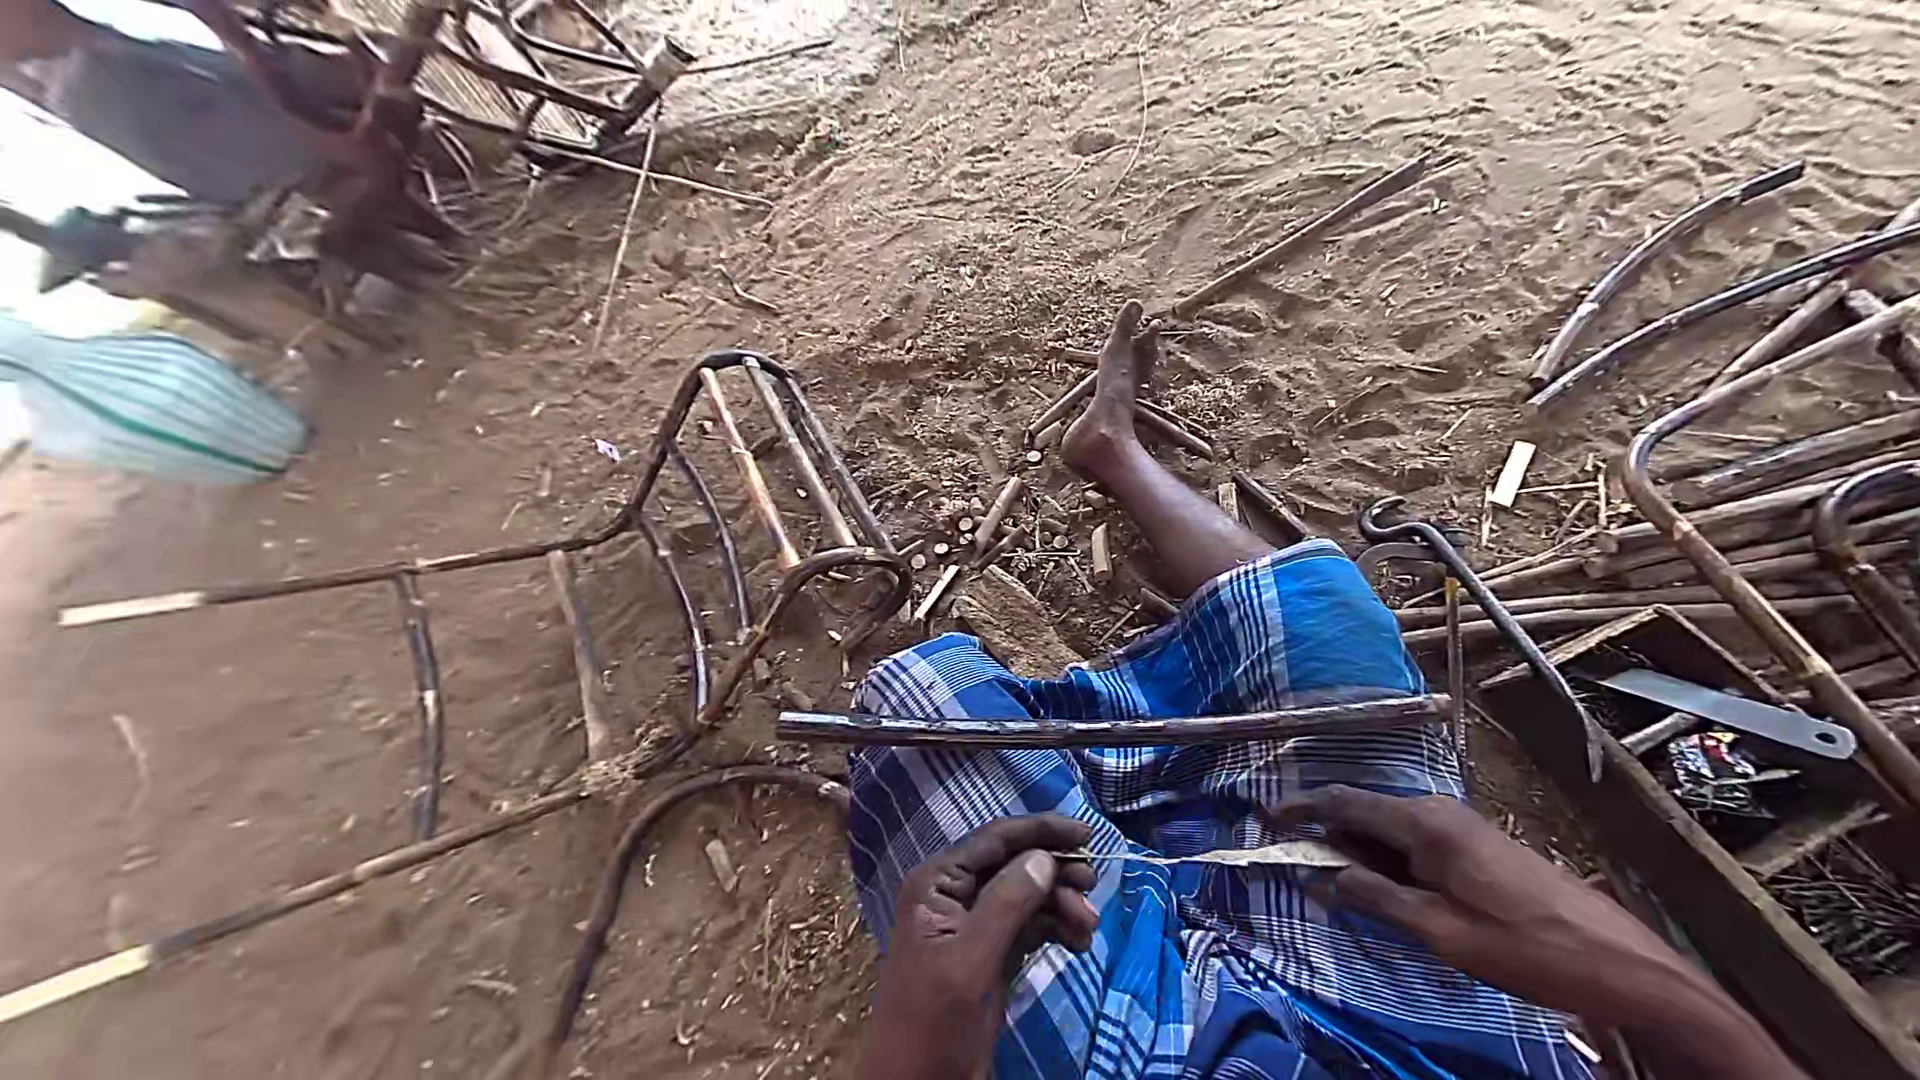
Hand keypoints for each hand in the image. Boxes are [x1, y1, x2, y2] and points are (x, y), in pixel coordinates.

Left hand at [860, 814, 1099, 1079]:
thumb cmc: (933, 1023)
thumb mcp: (971, 961)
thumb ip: (1007, 903)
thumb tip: (1043, 857)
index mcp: (937, 881)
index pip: (994, 839)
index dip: (1040, 830)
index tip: (1086, 832)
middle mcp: (954, 893)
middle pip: (1014, 865)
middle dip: (1055, 872)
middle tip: (1092, 886)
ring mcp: (973, 924)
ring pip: (1026, 895)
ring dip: (1060, 904)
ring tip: (1088, 928)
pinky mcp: (989, 954)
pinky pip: (1028, 926)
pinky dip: (1054, 929)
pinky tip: (1078, 943)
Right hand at [1274, 786, 1807, 1078]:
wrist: (1633, 969)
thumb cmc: (1527, 948)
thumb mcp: (1440, 932)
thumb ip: (1374, 896)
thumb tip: (1320, 876)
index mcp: (1422, 822)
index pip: (1342, 801)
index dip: (1300, 807)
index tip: (1268, 819)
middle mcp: (1436, 810)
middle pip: (1364, 811)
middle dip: (1327, 833)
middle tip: (1301, 863)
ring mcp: (1460, 824)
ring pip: (1389, 826)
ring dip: (1359, 848)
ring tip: (1339, 880)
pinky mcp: (1478, 843)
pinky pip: (1415, 839)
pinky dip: (1389, 856)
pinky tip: (1388, 886)